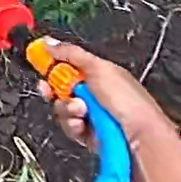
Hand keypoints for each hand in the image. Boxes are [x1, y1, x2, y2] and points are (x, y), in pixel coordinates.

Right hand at [34, 39, 177, 153]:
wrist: (139, 139)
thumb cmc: (127, 102)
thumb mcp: (97, 67)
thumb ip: (70, 53)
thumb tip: (48, 42)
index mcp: (100, 74)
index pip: (69, 64)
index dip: (53, 64)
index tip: (40, 63)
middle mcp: (95, 94)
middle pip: (61, 87)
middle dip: (54, 89)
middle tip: (51, 90)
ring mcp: (92, 115)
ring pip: (62, 107)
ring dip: (67, 108)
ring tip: (81, 110)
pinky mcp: (88, 135)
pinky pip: (68, 126)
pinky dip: (73, 124)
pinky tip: (82, 124)